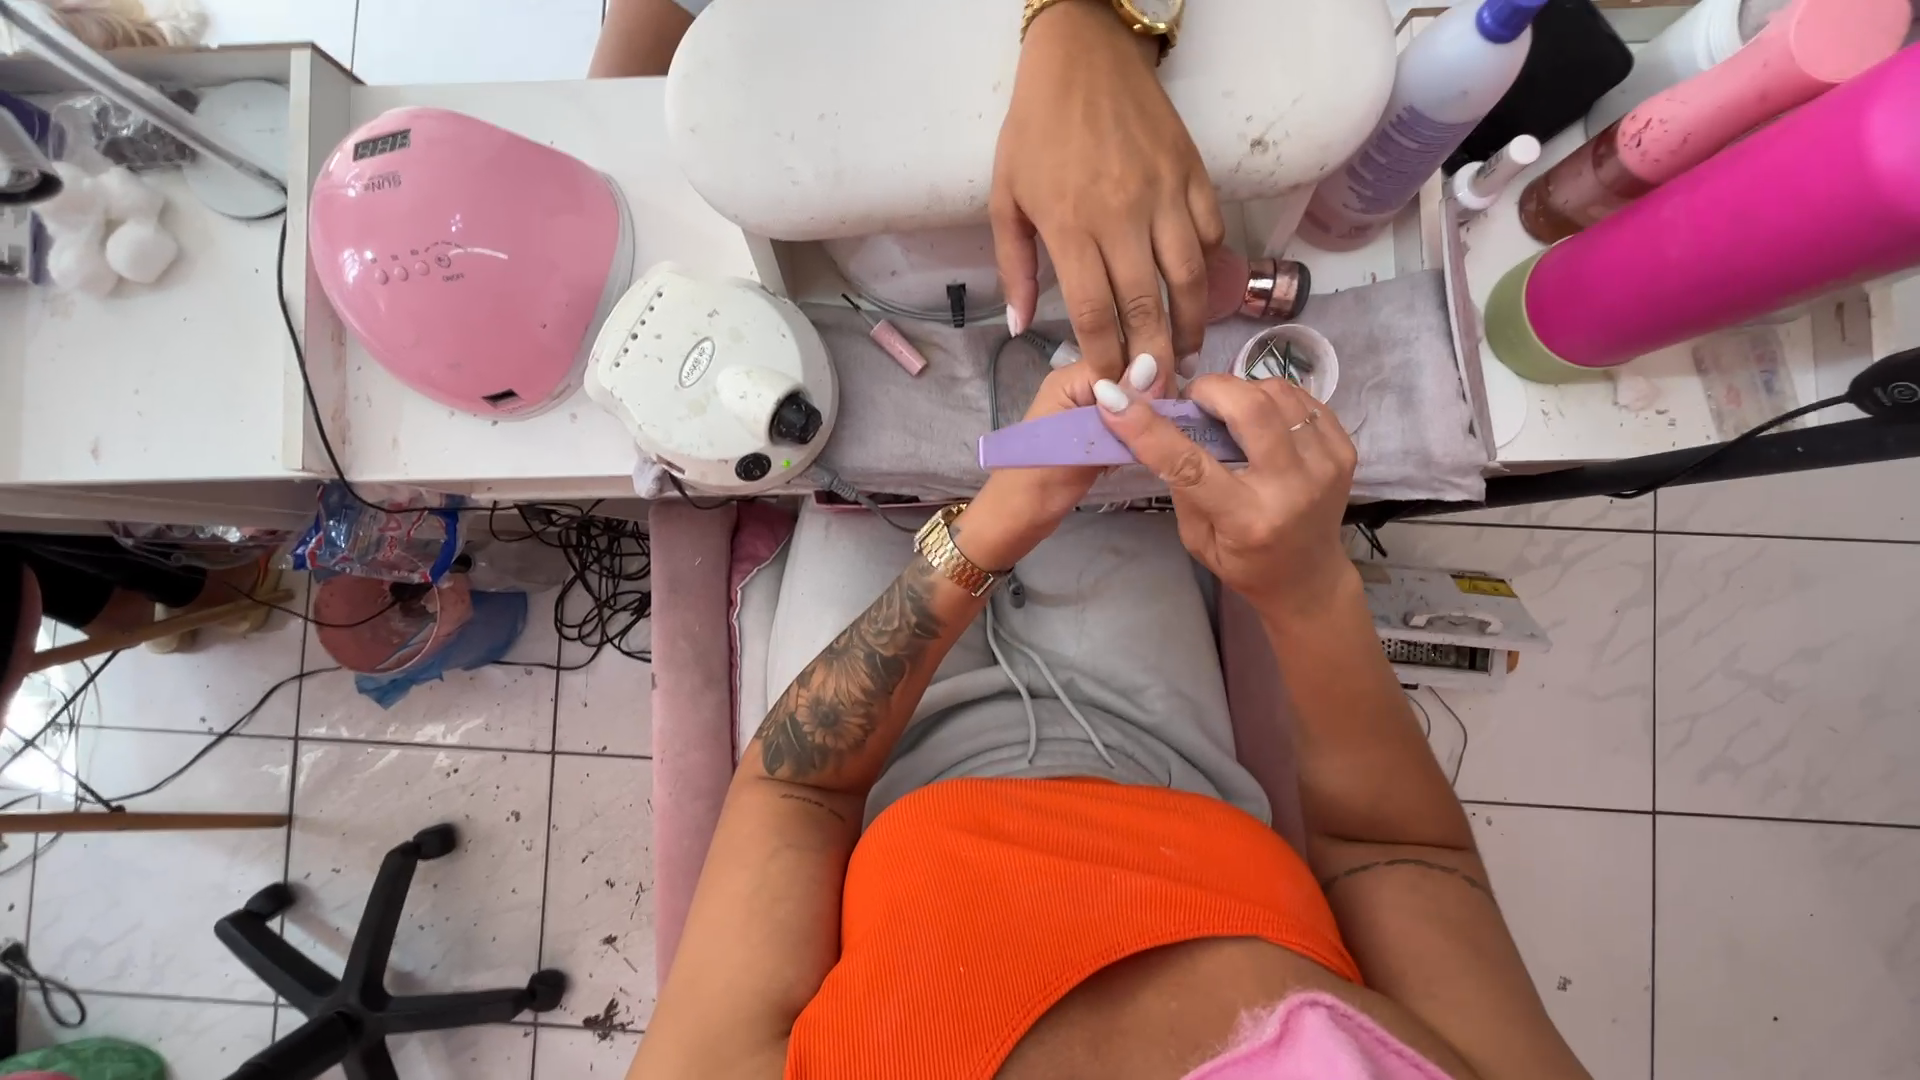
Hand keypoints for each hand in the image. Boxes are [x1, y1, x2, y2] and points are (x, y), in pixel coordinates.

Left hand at [956, 354, 1158, 568]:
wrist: (1019, 519)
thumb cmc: (1043, 480)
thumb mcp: (1083, 441)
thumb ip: (1119, 407)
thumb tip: (1155, 364)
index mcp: (1070, 377)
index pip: (1123, 357)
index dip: (1151, 374)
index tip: (1172, 399)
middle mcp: (1080, 385)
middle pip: (1130, 378)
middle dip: (1152, 398)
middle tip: (1168, 423)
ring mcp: (1087, 410)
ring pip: (1132, 402)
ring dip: (1147, 418)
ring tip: (1162, 435)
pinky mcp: (1094, 432)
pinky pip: (1126, 422)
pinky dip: (1138, 434)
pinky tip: (1150, 445)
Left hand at [991, 0, 1222, 388]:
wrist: (1081, 55)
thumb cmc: (1034, 132)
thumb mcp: (1005, 200)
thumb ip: (1014, 268)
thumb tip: (1020, 327)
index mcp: (1070, 227)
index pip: (1096, 314)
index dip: (1108, 359)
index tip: (1114, 391)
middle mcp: (1122, 217)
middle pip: (1145, 307)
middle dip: (1154, 359)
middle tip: (1159, 391)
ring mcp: (1163, 194)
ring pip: (1187, 277)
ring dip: (1189, 324)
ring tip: (1185, 355)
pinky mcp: (1192, 173)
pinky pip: (1209, 233)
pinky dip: (1206, 269)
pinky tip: (1195, 293)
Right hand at [1095, 373, 1357, 616]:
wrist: (1308, 577)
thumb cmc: (1242, 561)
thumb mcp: (1197, 537)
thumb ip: (1183, 484)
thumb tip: (1159, 425)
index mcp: (1247, 519)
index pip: (1191, 464)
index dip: (1150, 429)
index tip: (1116, 400)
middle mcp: (1292, 489)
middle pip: (1251, 409)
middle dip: (1211, 389)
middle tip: (1195, 400)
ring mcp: (1326, 466)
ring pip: (1278, 394)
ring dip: (1242, 391)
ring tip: (1228, 411)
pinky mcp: (1344, 450)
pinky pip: (1302, 399)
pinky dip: (1272, 397)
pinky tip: (1260, 418)